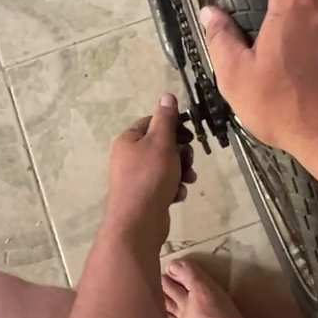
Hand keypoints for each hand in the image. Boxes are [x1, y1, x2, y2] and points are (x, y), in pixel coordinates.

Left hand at [101, 93, 196, 249]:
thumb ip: (166, 119)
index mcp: (129, 140)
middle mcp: (129, 157)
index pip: (152, 123)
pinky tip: (178, 195)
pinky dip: (174, 188)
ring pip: (166, 166)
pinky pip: (163, 185)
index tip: (188, 135)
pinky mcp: (144, 196)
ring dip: (181, 171)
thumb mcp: (161, 143)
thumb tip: (167, 96)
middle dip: (180, 153)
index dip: (172, 127)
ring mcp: (135, 178)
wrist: (138, 222)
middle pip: (161, 145)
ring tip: (187, 180)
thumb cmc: (149, 177)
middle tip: (188, 161)